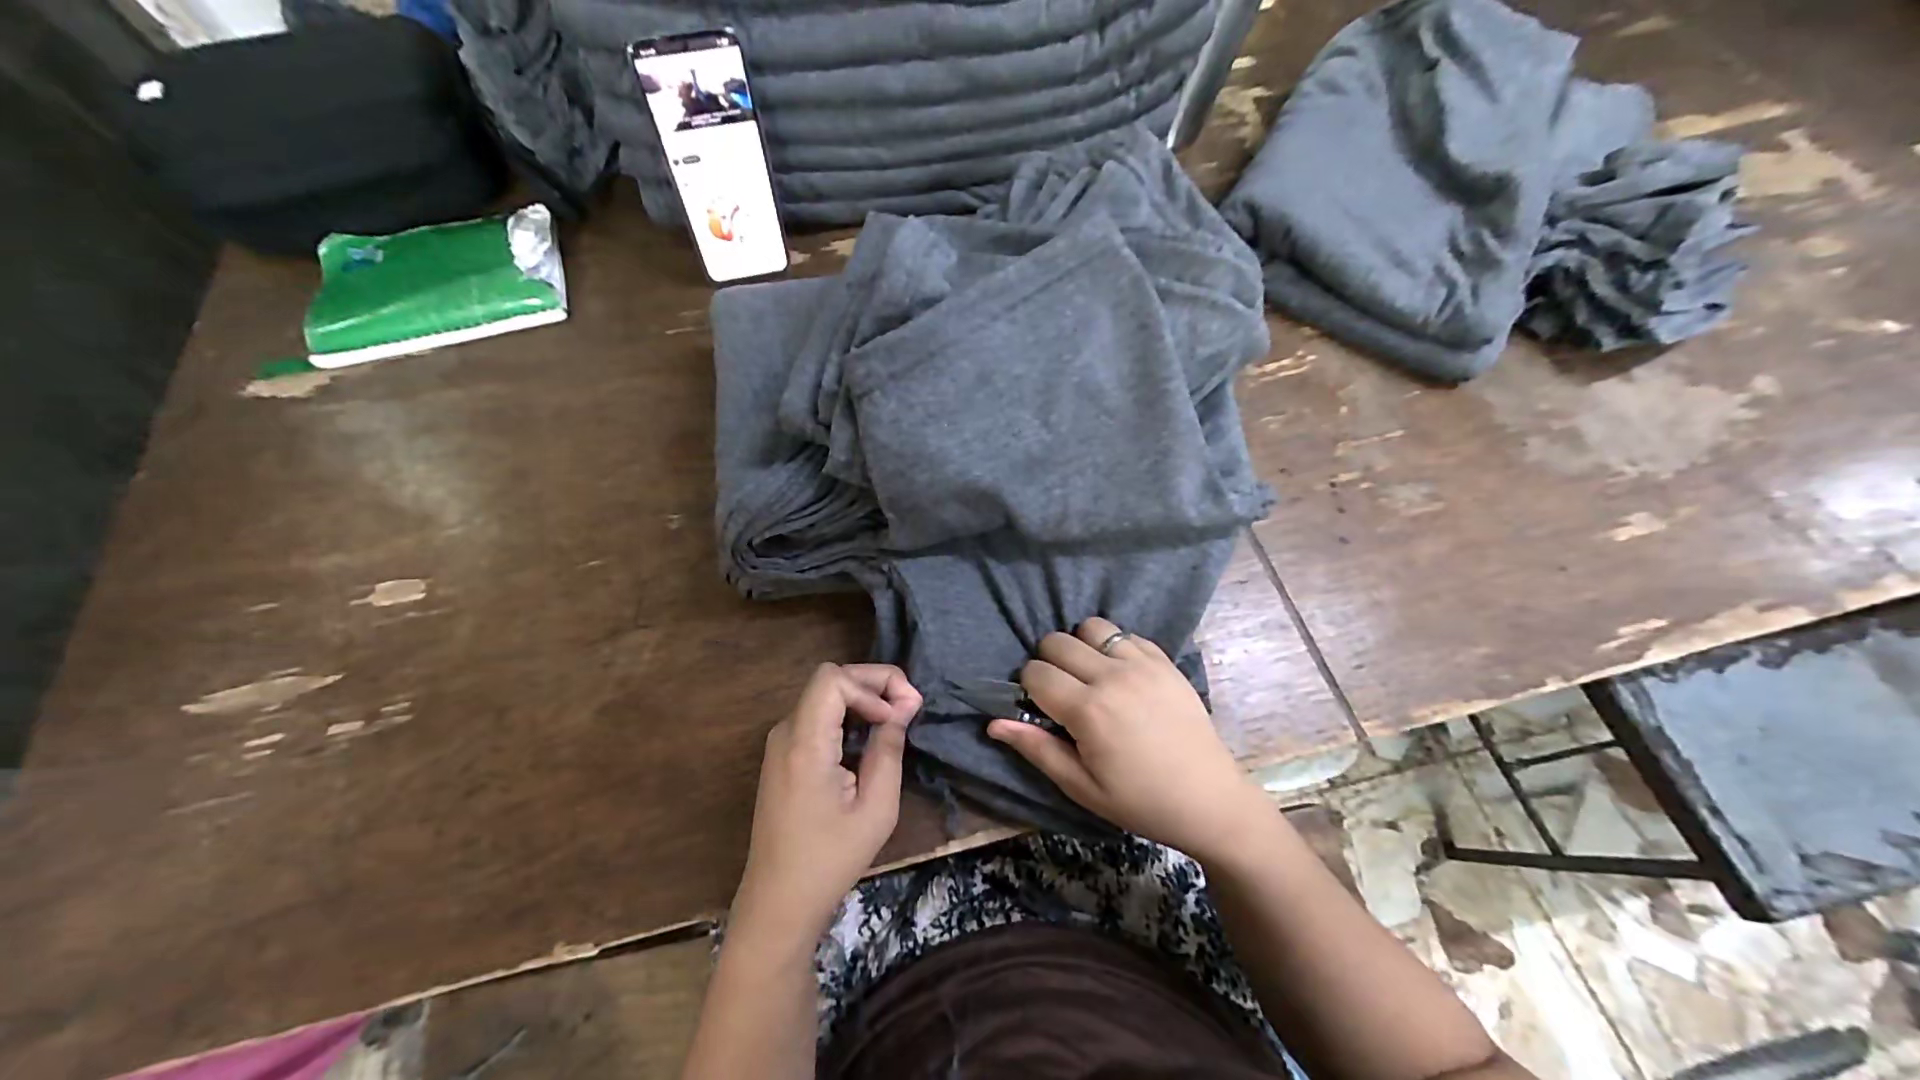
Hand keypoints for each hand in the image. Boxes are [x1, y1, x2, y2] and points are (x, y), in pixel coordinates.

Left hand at [732, 663, 921, 943]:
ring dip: (862, 698)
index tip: (899, 716)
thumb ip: (890, 748)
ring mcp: (779, 743)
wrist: (779, 901)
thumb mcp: (876, 807)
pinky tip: (869, 738)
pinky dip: (847, 715)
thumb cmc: (831, 859)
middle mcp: (785, 733)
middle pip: (829, 680)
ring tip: (895, 722)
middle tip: (909, 706)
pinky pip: (816, 716)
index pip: (833, 679)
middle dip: (873, 683)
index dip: (872, 685)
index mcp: (804, 743)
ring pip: (823, 695)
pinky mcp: (782, 755)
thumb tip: (906, 704)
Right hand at [988, 617, 1271, 862]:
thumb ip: (1036, 749)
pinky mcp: (1165, 661)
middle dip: (1049, 663)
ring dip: (1081, 646)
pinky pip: (1126, 634)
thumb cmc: (1140, 801)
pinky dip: (1113, 646)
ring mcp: (1143, 664)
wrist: (1210, 800)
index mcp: (1088, 710)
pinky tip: (1120, 675)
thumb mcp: (1081, 787)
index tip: (1043, 709)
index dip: (1029, 689)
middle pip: (1057, 641)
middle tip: (1063, 693)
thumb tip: (993, 723)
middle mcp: (1113, 676)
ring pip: (1091, 627)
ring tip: (1090, 677)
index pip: (1035, 672)